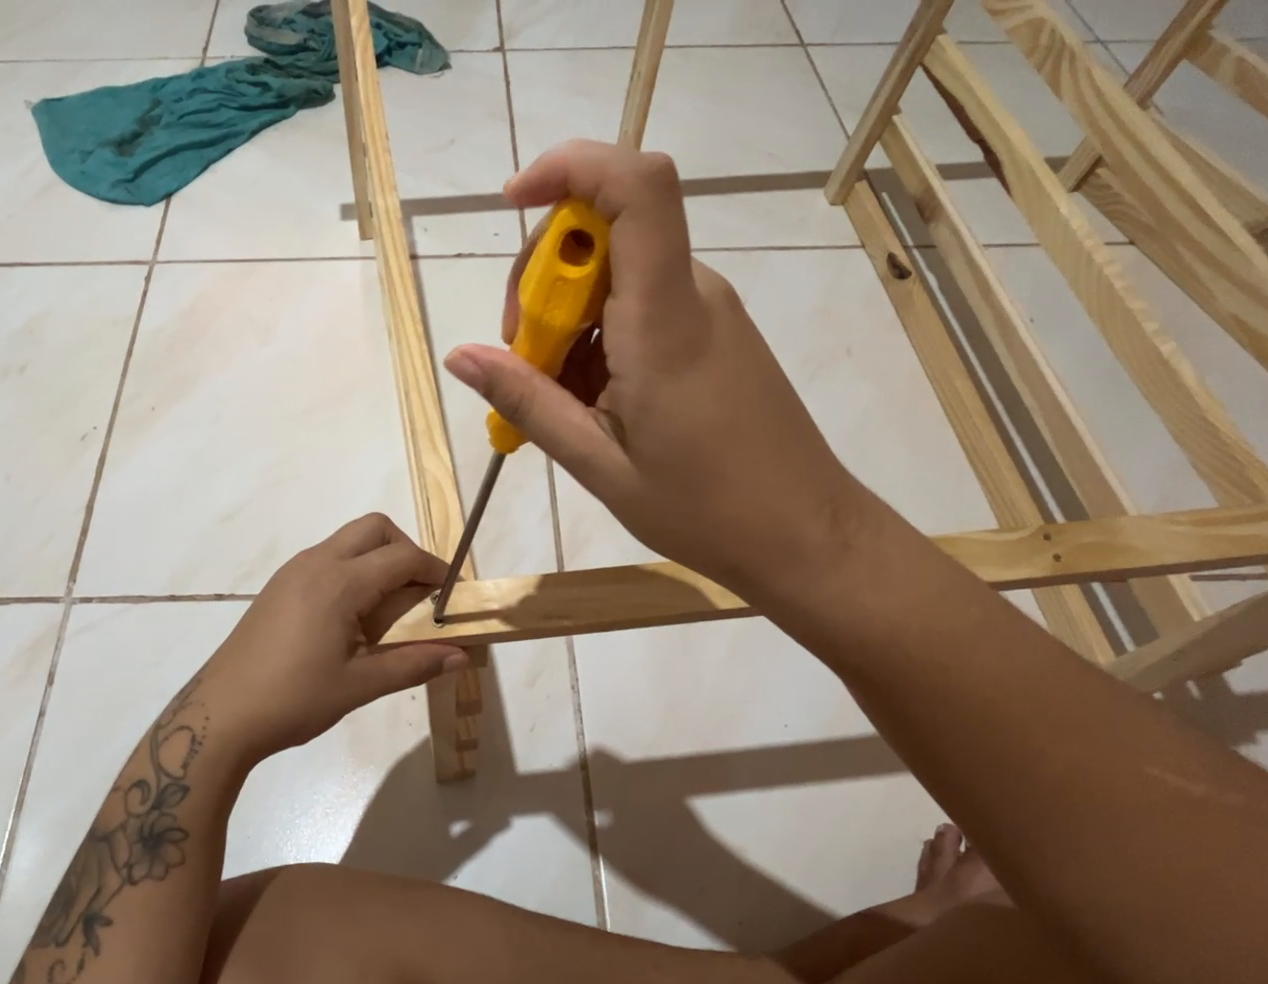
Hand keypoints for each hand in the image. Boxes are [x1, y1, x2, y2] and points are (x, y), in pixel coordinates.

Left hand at [195, 514, 468, 761]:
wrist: (220, 715)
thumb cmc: (293, 700)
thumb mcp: (360, 686)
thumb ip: (414, 664)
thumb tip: (462, 655)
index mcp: (339, 583)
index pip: (402, 557)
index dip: (436, 571)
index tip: (454, 597)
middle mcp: (316, 563)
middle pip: (374, 529)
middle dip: (406, 551)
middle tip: (421, 594)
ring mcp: (292, 572)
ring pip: (348, 541)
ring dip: (377, 560)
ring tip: (390, 610)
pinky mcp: (278, 587)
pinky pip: (326, 559)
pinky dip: (352, 571)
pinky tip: (352, 619)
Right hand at [444, 140, 880, 602]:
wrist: (805, 534)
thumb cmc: (705, 508)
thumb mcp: (598, 464)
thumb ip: (528, 402)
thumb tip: (461, 356)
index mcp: (664, 319)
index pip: (634, 186)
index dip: (570, 166)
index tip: (514, 201)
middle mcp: (692, 294)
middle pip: (607, 230)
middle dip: (544, 278)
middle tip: (522, 361)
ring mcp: (709, 311)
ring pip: (619, 274)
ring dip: (569, 319)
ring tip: (559, 401)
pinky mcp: (715, 334)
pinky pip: (642, 306)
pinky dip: (600, 338)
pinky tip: (594, 404)